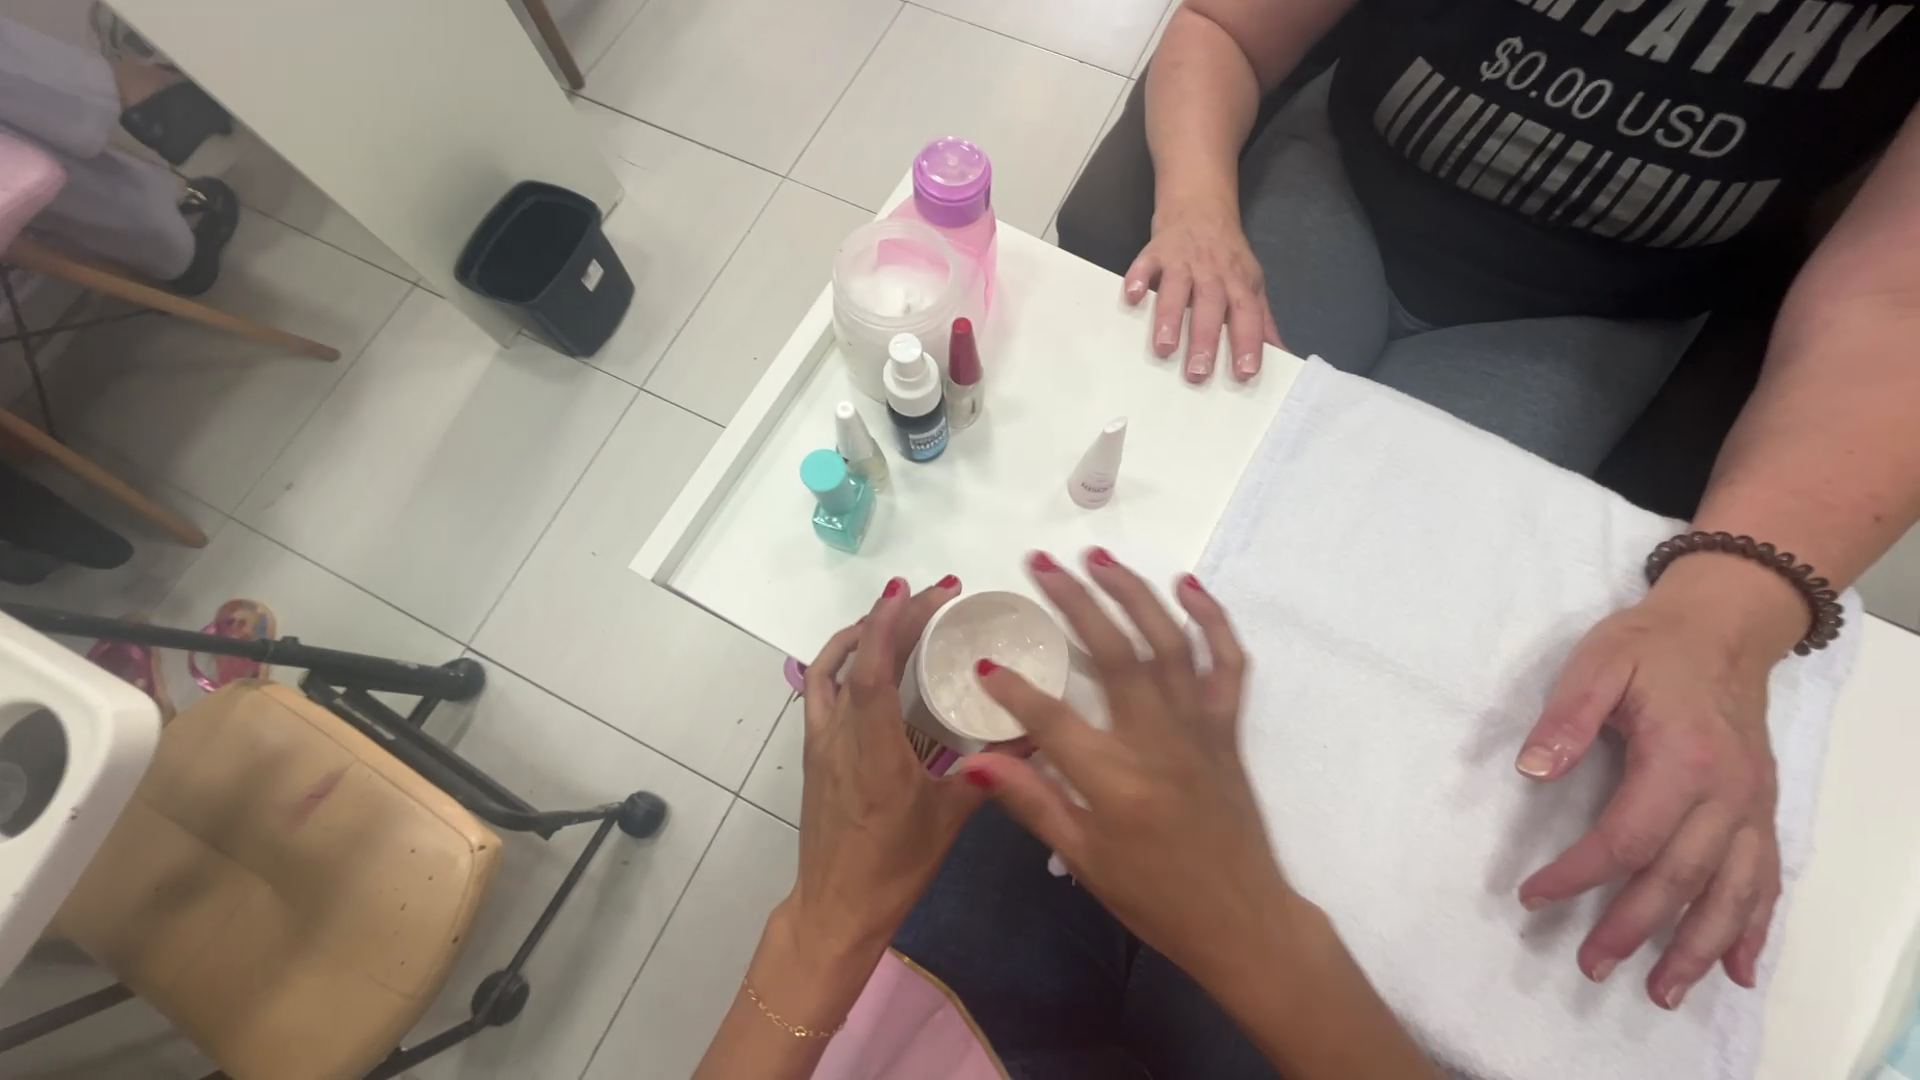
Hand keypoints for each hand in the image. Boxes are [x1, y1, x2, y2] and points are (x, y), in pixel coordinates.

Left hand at [785, 574, 988, 956]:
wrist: (836, 907)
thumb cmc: (895, 868)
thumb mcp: (948, 819)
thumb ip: (987, 773)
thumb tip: (1030, 735)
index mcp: (873, 752)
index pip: (872, 672)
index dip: (887, 624)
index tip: (912, 589)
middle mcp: (839, 737)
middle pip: (857, 660)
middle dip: (891, 617)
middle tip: (932, 593)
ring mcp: (821, 741)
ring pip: (828, 669)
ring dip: (860, 632)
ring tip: (896, 612)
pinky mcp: (816, 750)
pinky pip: (821, 689)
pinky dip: (841, 660)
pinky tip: (867, 656)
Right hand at [957, 549, 1303, 986]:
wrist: (1244, 921)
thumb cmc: (1155, 896)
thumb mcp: (1084, 859)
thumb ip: (1031, 802)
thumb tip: (975, 760)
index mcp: (1116, 782)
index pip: (1052, 720)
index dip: (1013, 690)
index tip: (984, 661)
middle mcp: (1159, 741)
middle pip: (1115, 654)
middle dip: (1075, 602)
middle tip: (1040, 564)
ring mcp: (1200, 726)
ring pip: (1168, 643)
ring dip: (1133, 593)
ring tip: (1097, 556)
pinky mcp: (1227, 725)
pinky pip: (1227, 663)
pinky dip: (1211, 619)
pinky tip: (1186, 585)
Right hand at [1123, 204, 1280, 383]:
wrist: (1201, 205)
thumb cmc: (1224, 255)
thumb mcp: (1250, 284)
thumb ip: (1262, 321)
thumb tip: (1283, 355)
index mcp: (1239, 283)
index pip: (1247, 314)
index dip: (1248, 342)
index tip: (1245, 373)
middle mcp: (1213, 271)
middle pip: (1211, 305)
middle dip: (1205, 338)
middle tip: (1197, 373)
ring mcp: (1183, 260)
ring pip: (1178, 288)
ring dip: (1171, 317)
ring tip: (1164, 348)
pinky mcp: (1156, 251)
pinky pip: (1146, 264)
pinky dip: (1138, 279)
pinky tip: (1132, 297)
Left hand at [1515, 556, 1806, 1008]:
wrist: (1720, 630)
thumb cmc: (1646, 647)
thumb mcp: (1594, 667)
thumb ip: (1563, 721)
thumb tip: (1529, 772)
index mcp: (1682, 762)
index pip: (1626, 838)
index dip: (1579, 873)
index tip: (1533, 895)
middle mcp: (1729, 797)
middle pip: (1680, 879)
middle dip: (1634, 928)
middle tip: (1591, 966)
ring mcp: (1753, 809)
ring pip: (1732, 894)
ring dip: (1697, 947)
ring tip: (1662, 991)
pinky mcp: (1760, 810)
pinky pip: (1765, 881)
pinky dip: (1752, 927)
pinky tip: (1741, 968)